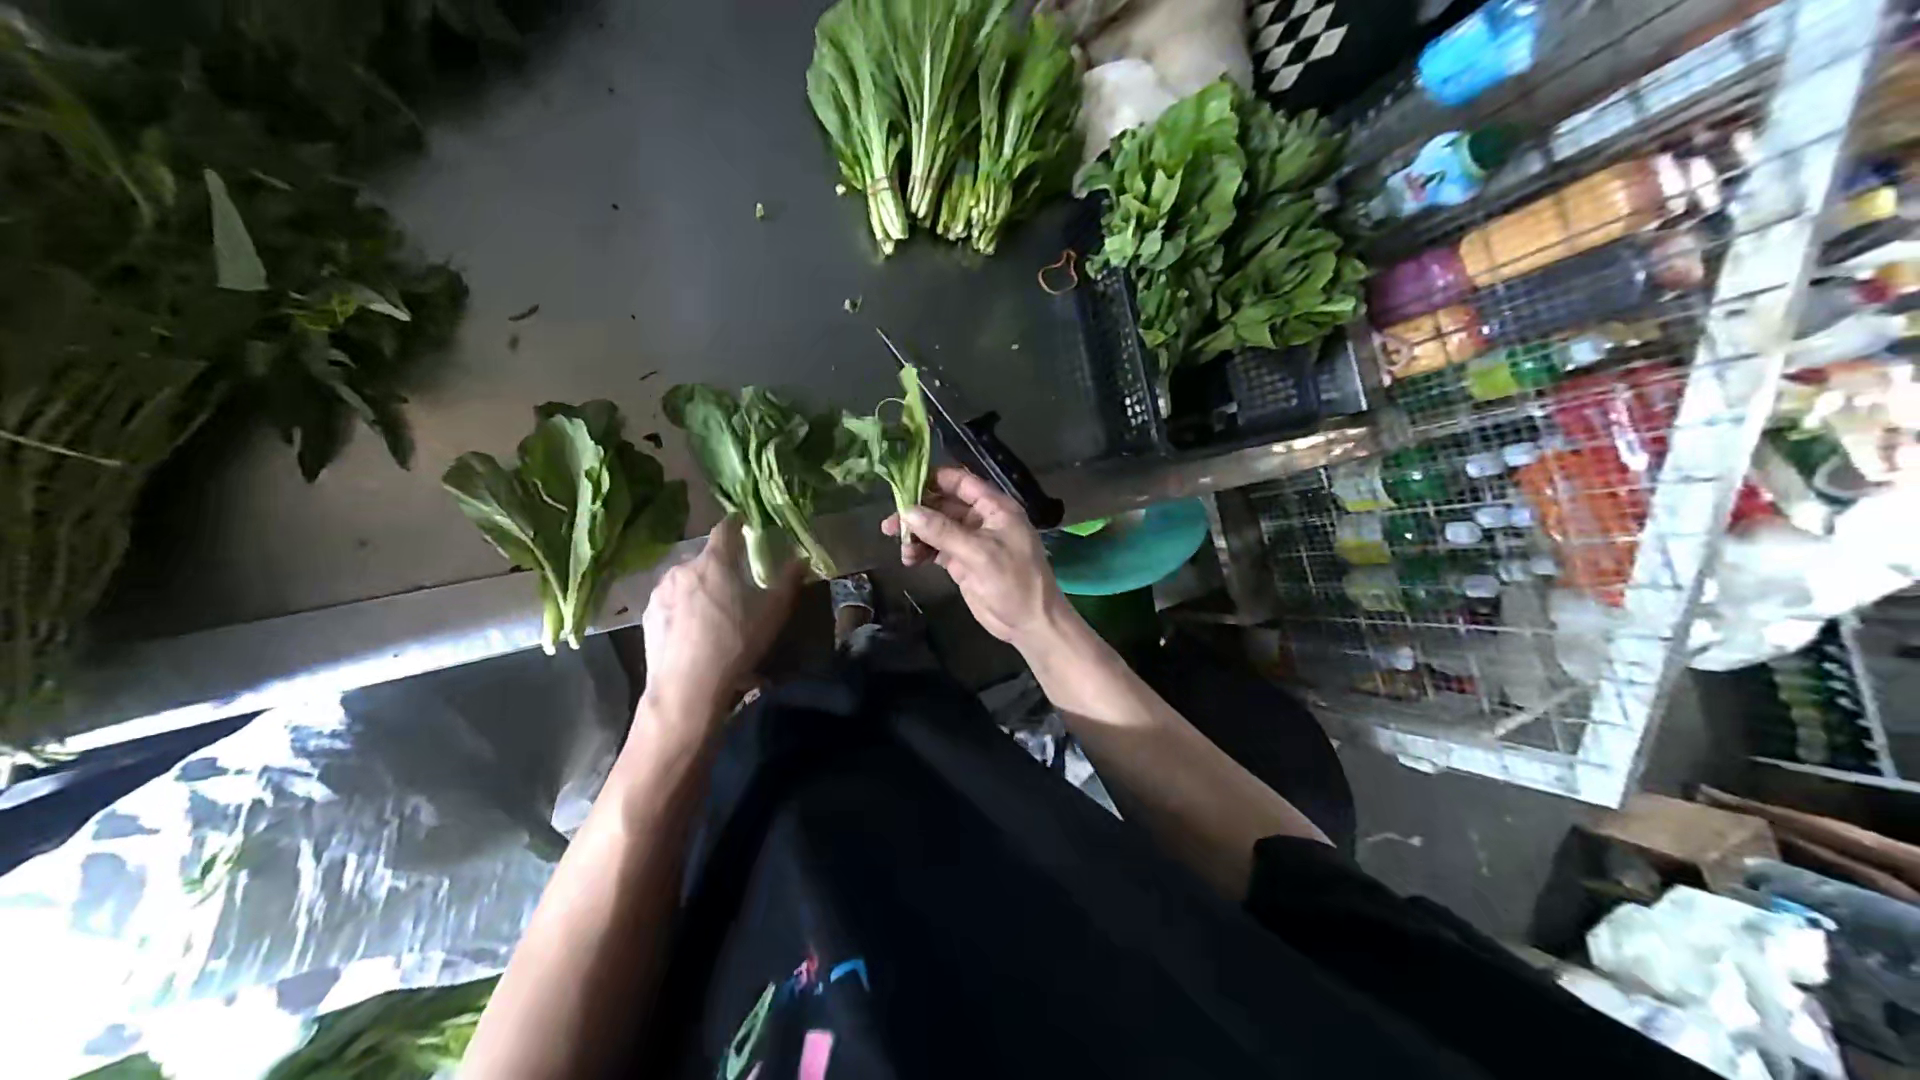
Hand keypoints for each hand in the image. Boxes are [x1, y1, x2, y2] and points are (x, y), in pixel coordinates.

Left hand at [640, 517, 801, 723]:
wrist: (687, 686)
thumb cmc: (736, 643)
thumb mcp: (773, 612)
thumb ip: (788, 581)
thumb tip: (801, 559)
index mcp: (715, 561)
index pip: (725, 529)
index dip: (736, 524)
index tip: (743, 525)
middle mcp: (683, 568)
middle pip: (705, 558)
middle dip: (720, 565)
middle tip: (735, 584)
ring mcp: (661, 592)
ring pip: (685, 580)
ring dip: (699, 588)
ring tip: (713, 613)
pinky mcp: (648, 616)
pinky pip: (670, 602)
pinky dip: (683, 609)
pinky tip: (693, 631)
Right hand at [882, 466, 1067, 646]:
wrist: (1030, 623)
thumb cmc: (1014, 582)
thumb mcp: (979, 553)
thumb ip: (943, 531)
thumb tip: (908, 512)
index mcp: (995, 508)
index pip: (962, 482)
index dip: (934, 480)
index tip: (903, 484)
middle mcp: (982, 519)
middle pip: (944, 505)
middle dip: (918, 511)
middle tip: (891, 523)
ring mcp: (972, 541)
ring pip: (937, 528)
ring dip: (917, 534)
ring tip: (901, 547)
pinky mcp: (963, 562)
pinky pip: (937, 549)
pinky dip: (922, 551)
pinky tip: (909, 559)